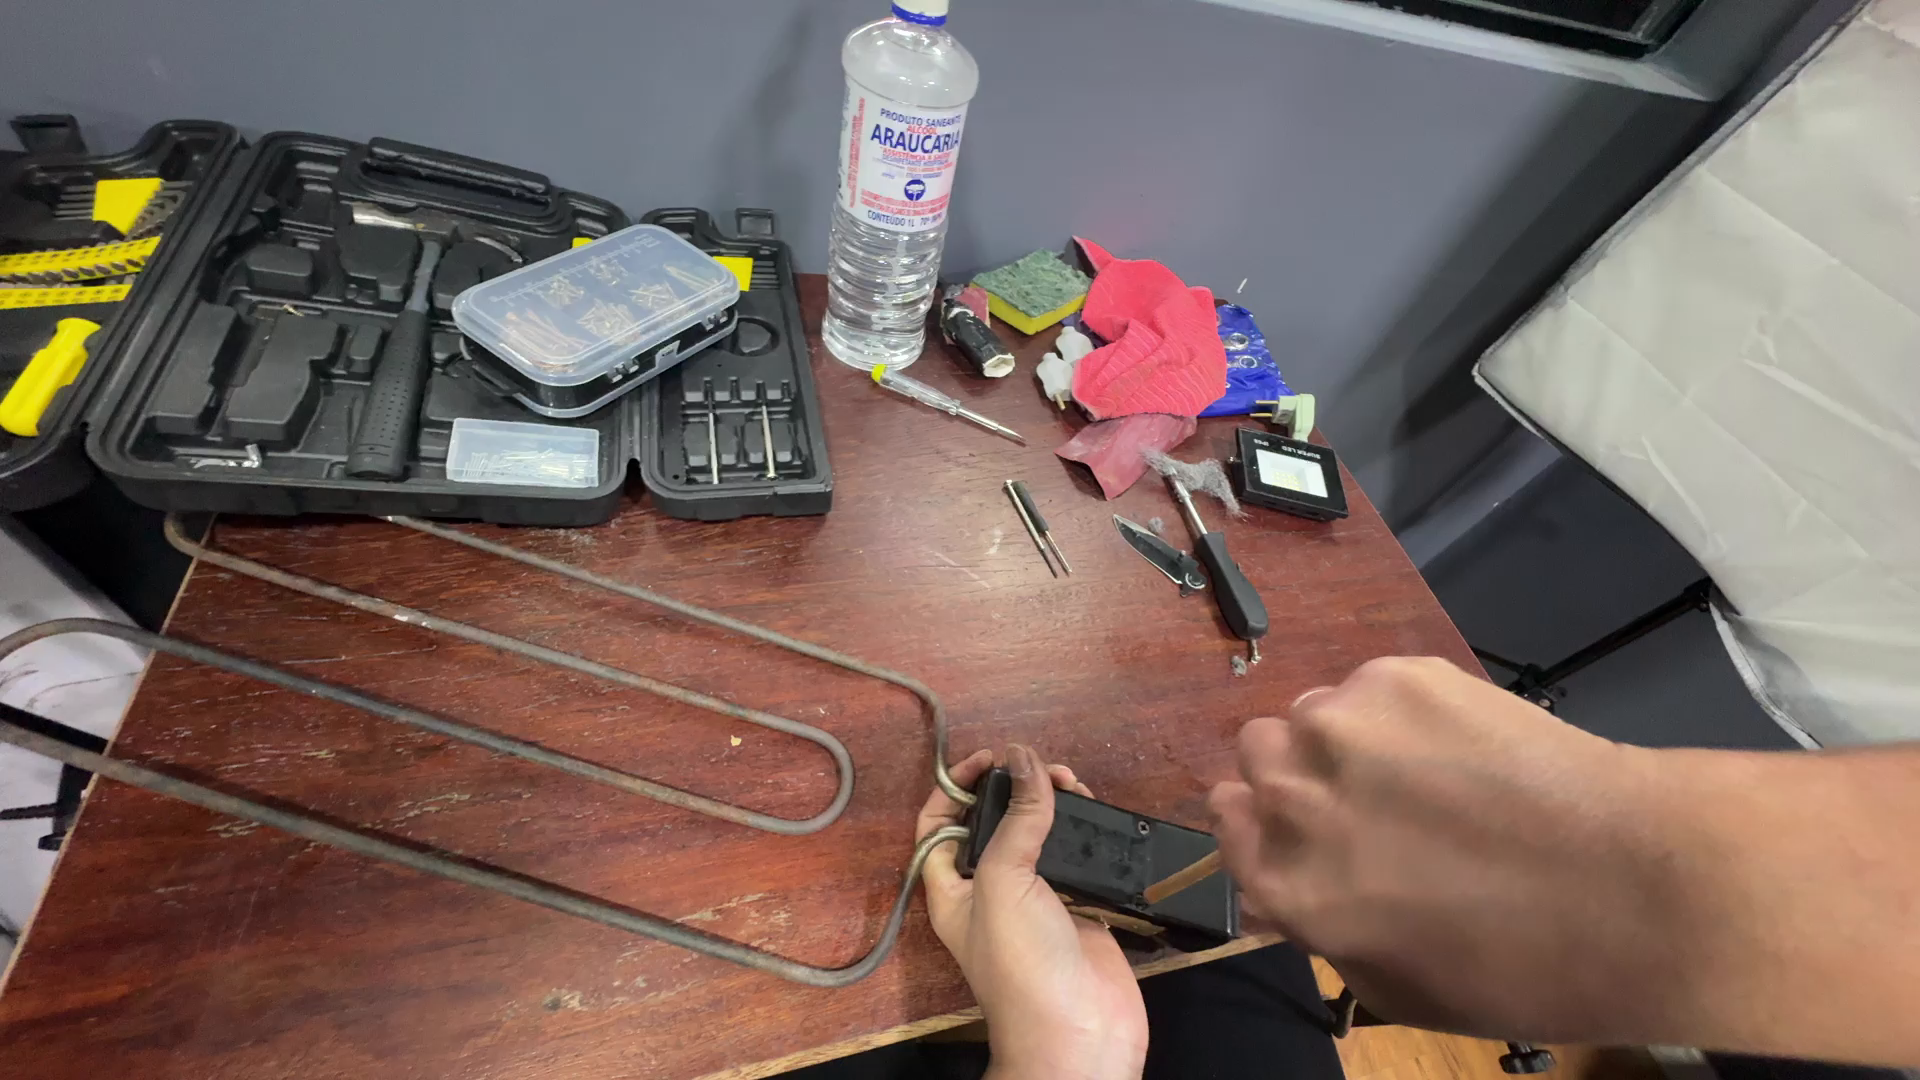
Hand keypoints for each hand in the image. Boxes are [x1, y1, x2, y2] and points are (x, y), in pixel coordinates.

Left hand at [919, 746, 1147, 1079]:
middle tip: (1039, 766)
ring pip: (1037, 833)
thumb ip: (1017, 817)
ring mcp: (1035, 897)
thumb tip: (1024, 756)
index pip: (939, 823)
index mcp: (953, 886)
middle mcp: (989, 888)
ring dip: (1050, 802)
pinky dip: (1082, 827)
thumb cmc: (1021, 960)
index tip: (989, 759)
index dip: (955, 787)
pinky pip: (1074, 853)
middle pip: (993, 822)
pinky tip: (1092, 808)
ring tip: (1071, 781)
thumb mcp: (1003, 881)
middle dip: (1013, 788)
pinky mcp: (1076, 903)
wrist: (1080, 1038)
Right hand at [1207, 657, 1689, 1042]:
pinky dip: (1404, 708)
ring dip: (1349, 736)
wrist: (1646, 890)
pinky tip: (1466, 743)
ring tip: (1428, 766)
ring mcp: (1338, 725)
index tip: (1305, 822)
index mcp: (1284, 875)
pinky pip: (1372, 685)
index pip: (1226, 813)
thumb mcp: (1396, 988)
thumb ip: (1315, 927)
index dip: (1263, 817)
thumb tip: (1283, 884)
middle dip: (1299, 769)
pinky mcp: (1393, 678)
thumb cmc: (1522, 965)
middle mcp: (1290, 792)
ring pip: (1314, 712)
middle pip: (1257, 751)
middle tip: (1368, 792)